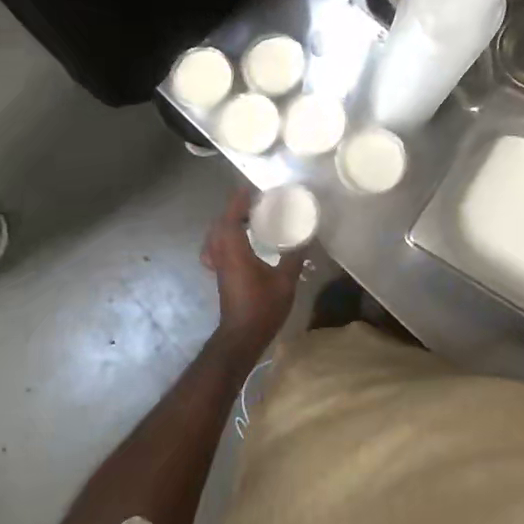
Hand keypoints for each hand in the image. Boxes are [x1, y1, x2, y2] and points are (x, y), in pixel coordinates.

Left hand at [202, 187, 304, 352]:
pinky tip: (240, 244)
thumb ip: (295, 257)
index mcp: (235, 251)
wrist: (242, 335)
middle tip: (254, 203)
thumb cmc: (263, 307)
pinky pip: (217, 249)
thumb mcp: (286, 281)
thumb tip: (307, 236)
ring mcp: (219, 265)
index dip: (238, 201)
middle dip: (234, 209)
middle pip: (220, 224)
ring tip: (247, 219)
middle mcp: (222, 254)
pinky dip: (224, 239)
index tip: (250, 189)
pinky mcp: (221, 275)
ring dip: (228, 223)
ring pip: (216, 236)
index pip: (230, 218)